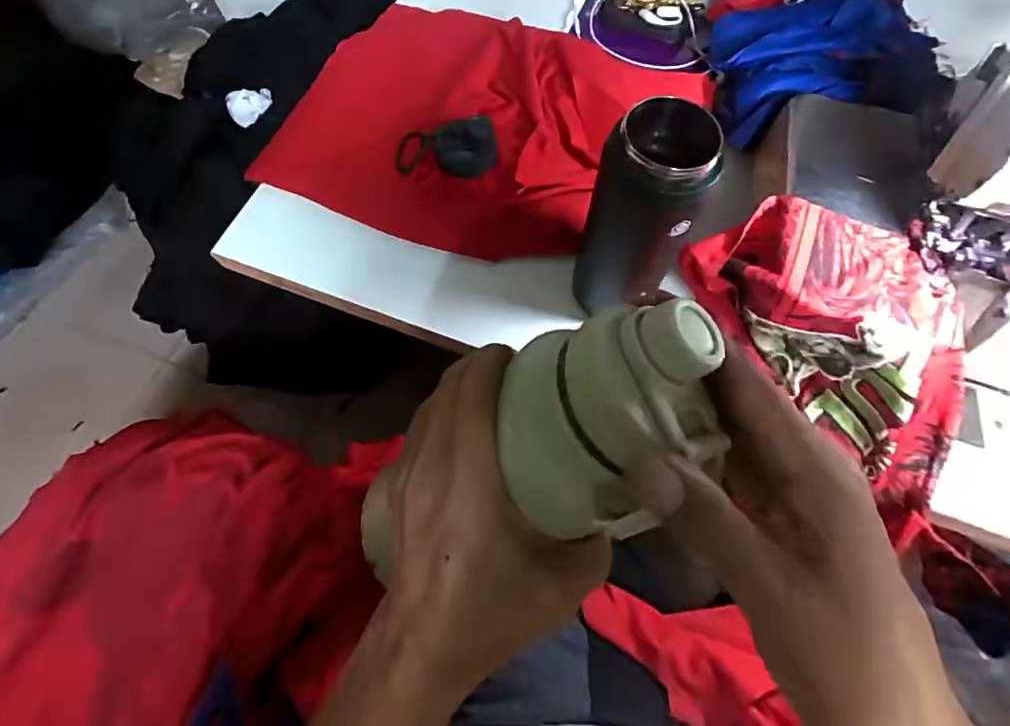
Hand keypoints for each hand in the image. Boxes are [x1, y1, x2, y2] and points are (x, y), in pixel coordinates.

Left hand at [318, 346, 610, 723]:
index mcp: (470, 477)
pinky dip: (443, 414)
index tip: (529, 360)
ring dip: (461, 388)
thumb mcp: (568, 582)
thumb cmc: (495, 610)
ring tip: (495, 395)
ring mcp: (404, 475)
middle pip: (449, 385)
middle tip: (520, 374)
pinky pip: (418, 429)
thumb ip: (600, 532)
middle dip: (483, 365)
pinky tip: (464, 433)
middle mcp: (431, 464)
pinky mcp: (390, 488)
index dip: (497, 360)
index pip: (472, 389)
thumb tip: (619, 494)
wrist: (423, 650)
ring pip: (430, 404)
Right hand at [627, 354, 966, 725]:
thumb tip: (641, 459)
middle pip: (744, 406)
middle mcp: (809, 465)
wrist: (896, 718)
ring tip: (636, 386)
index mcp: (815, 465)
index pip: (753, 387)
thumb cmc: (842, 648)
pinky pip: (741, 476)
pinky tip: (666, 454)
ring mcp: (800, 494)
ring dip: (694, 416)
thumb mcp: (770, 587)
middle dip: (692, 375)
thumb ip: (707, 519)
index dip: (709, 346)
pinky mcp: (789, 522)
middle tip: (631, 348)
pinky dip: (705, 461)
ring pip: (740, 440)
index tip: (659, 312)